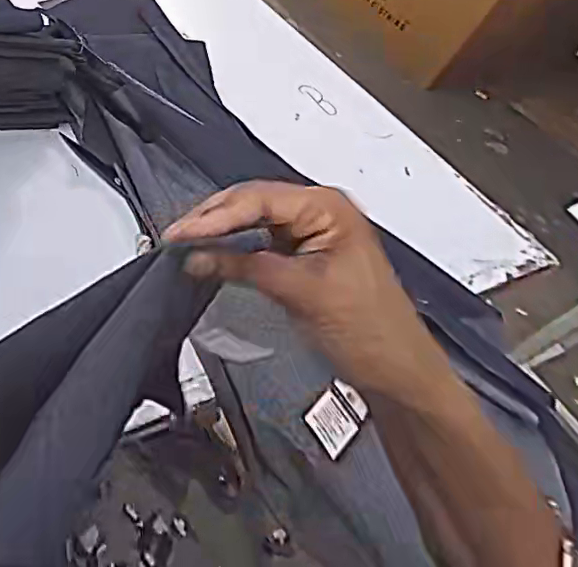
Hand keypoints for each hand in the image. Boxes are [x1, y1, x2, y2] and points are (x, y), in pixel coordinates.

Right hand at [162, 183, 457, 408]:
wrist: (401, 378)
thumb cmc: (375, 334)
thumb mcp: (301, 292)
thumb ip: (244, 267)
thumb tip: (198, 256)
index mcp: (328, 207)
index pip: (256, 199)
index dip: (214, 216)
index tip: (183, 232)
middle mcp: (319, 210)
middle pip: (250, 202)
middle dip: (211, 219)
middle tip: (176, 235)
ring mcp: (310, 229)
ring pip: (249, 218)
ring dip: (218, 230)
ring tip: (185, 241)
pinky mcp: (300, 250)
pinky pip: (256, 237)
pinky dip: (231, 243)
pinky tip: (210, 251)